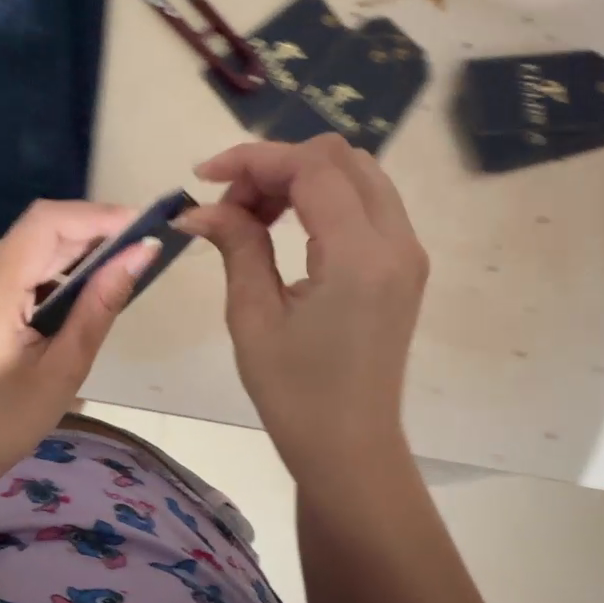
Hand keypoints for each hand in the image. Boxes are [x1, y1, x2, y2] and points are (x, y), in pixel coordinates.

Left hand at [0, 200, 160, 472]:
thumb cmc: (6, 424)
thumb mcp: (64, 372)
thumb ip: (99, 306)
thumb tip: (142, 251)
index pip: (43, 227)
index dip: (95, 217)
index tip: (142, 226)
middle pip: (33, 234)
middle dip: (88, 238)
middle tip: (135, 254)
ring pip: (20, 245)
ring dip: (63, 255)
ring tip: (101, 280)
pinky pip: (3, 261)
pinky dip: (37, 270)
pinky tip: (58, 298)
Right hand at [180, 136, 427, 462]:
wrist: (349, 444)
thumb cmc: (293, 391)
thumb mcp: (253, 315)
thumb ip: (236, 245)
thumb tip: (197, 208)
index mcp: (358, 256)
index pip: (312, 168)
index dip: (253, 159)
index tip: (203, 177)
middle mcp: (396, 241)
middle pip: (340, 158)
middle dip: (276, 165)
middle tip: (228, 203)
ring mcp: (406, 251)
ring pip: (356, 174)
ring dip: (298, 178)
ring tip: (249, 216)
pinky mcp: (402, 264)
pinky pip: (365, 202)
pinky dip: (320, 197)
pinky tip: (281, 226)